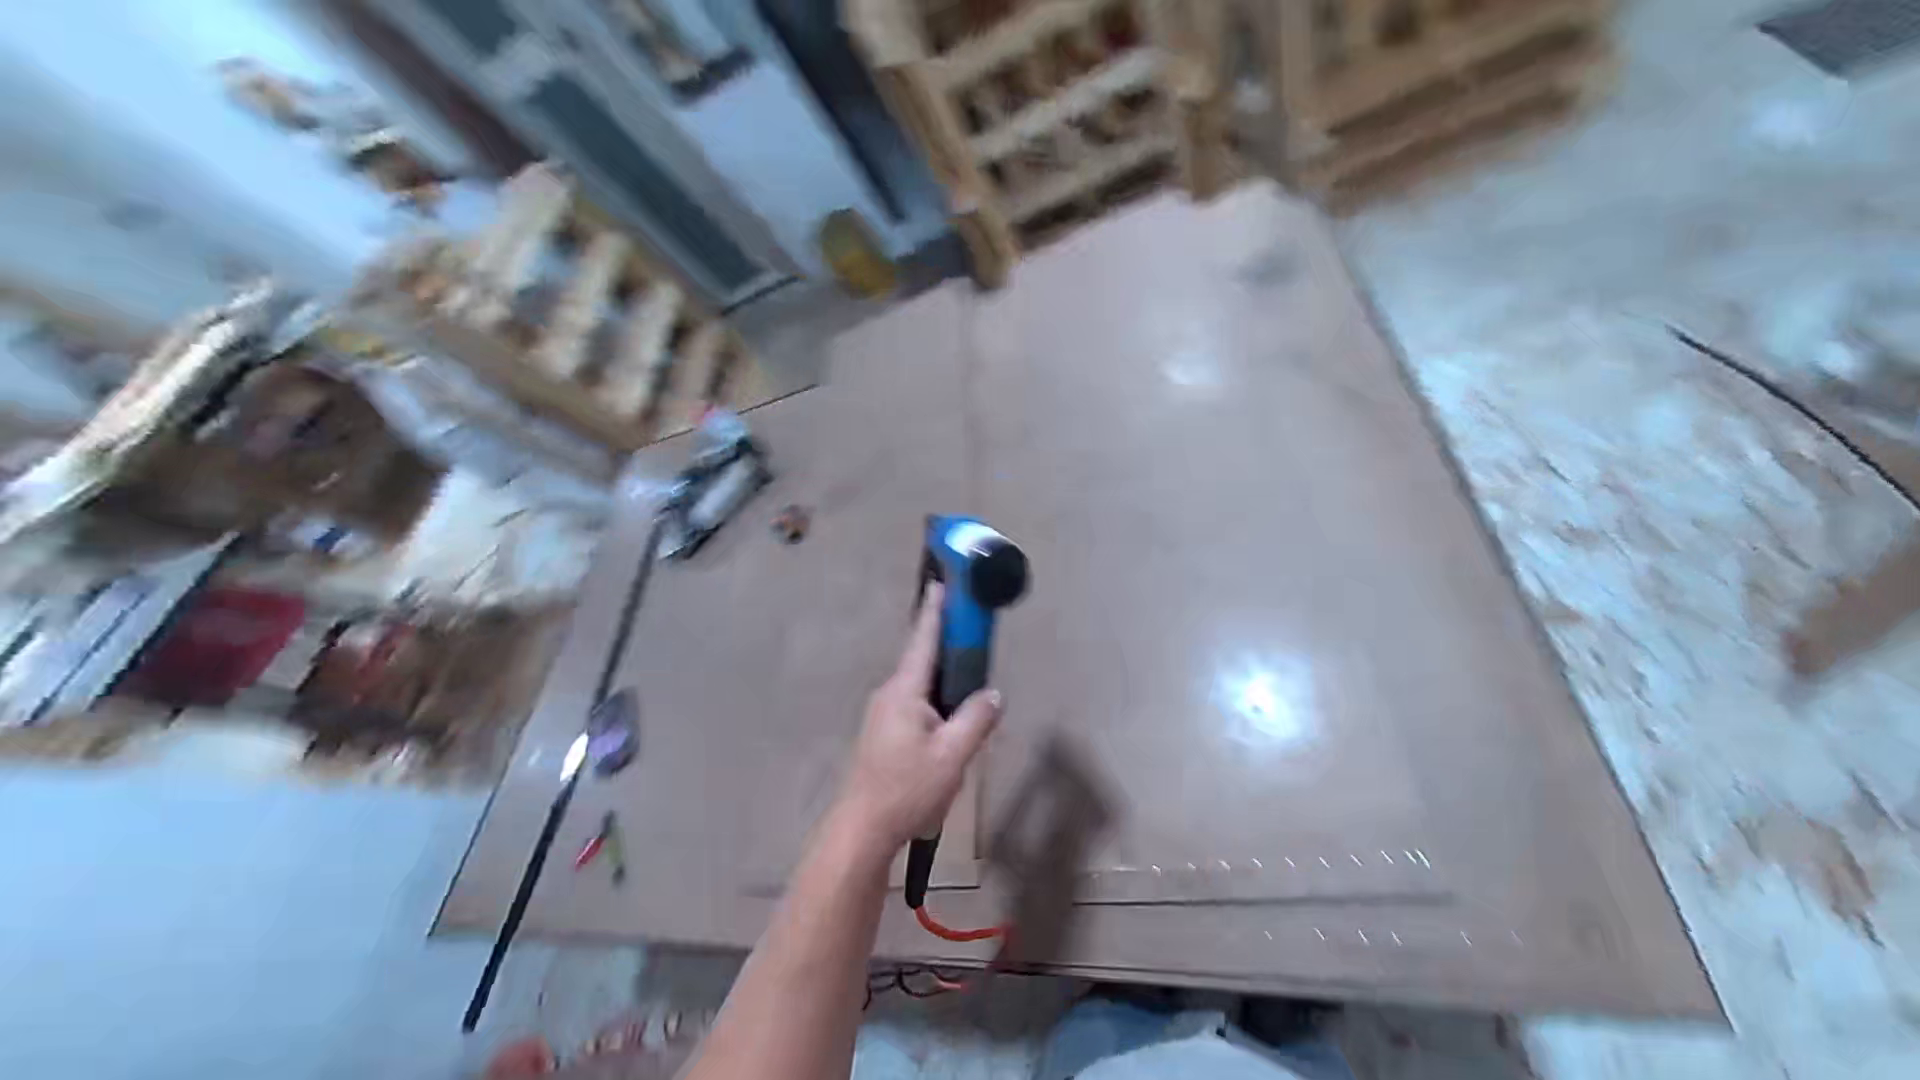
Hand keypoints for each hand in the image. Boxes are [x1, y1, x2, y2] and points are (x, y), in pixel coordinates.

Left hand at [834, 583, 1001, 852]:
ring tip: (971, 690)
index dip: (935, 611)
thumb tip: (993, 694)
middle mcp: (890, 694)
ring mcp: (883, 713)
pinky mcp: (883, 732)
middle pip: (924, 661)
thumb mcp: (952, 756)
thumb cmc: (907, 788)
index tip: (941, 583)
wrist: (863, 827)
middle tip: (975, 639)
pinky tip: (951, 725)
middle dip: (948, 647)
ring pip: (921, 687)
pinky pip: (916, 705)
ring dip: (945, 682)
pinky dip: (936, 702)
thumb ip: (977, 720)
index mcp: (904, 690)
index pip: (923, 640)